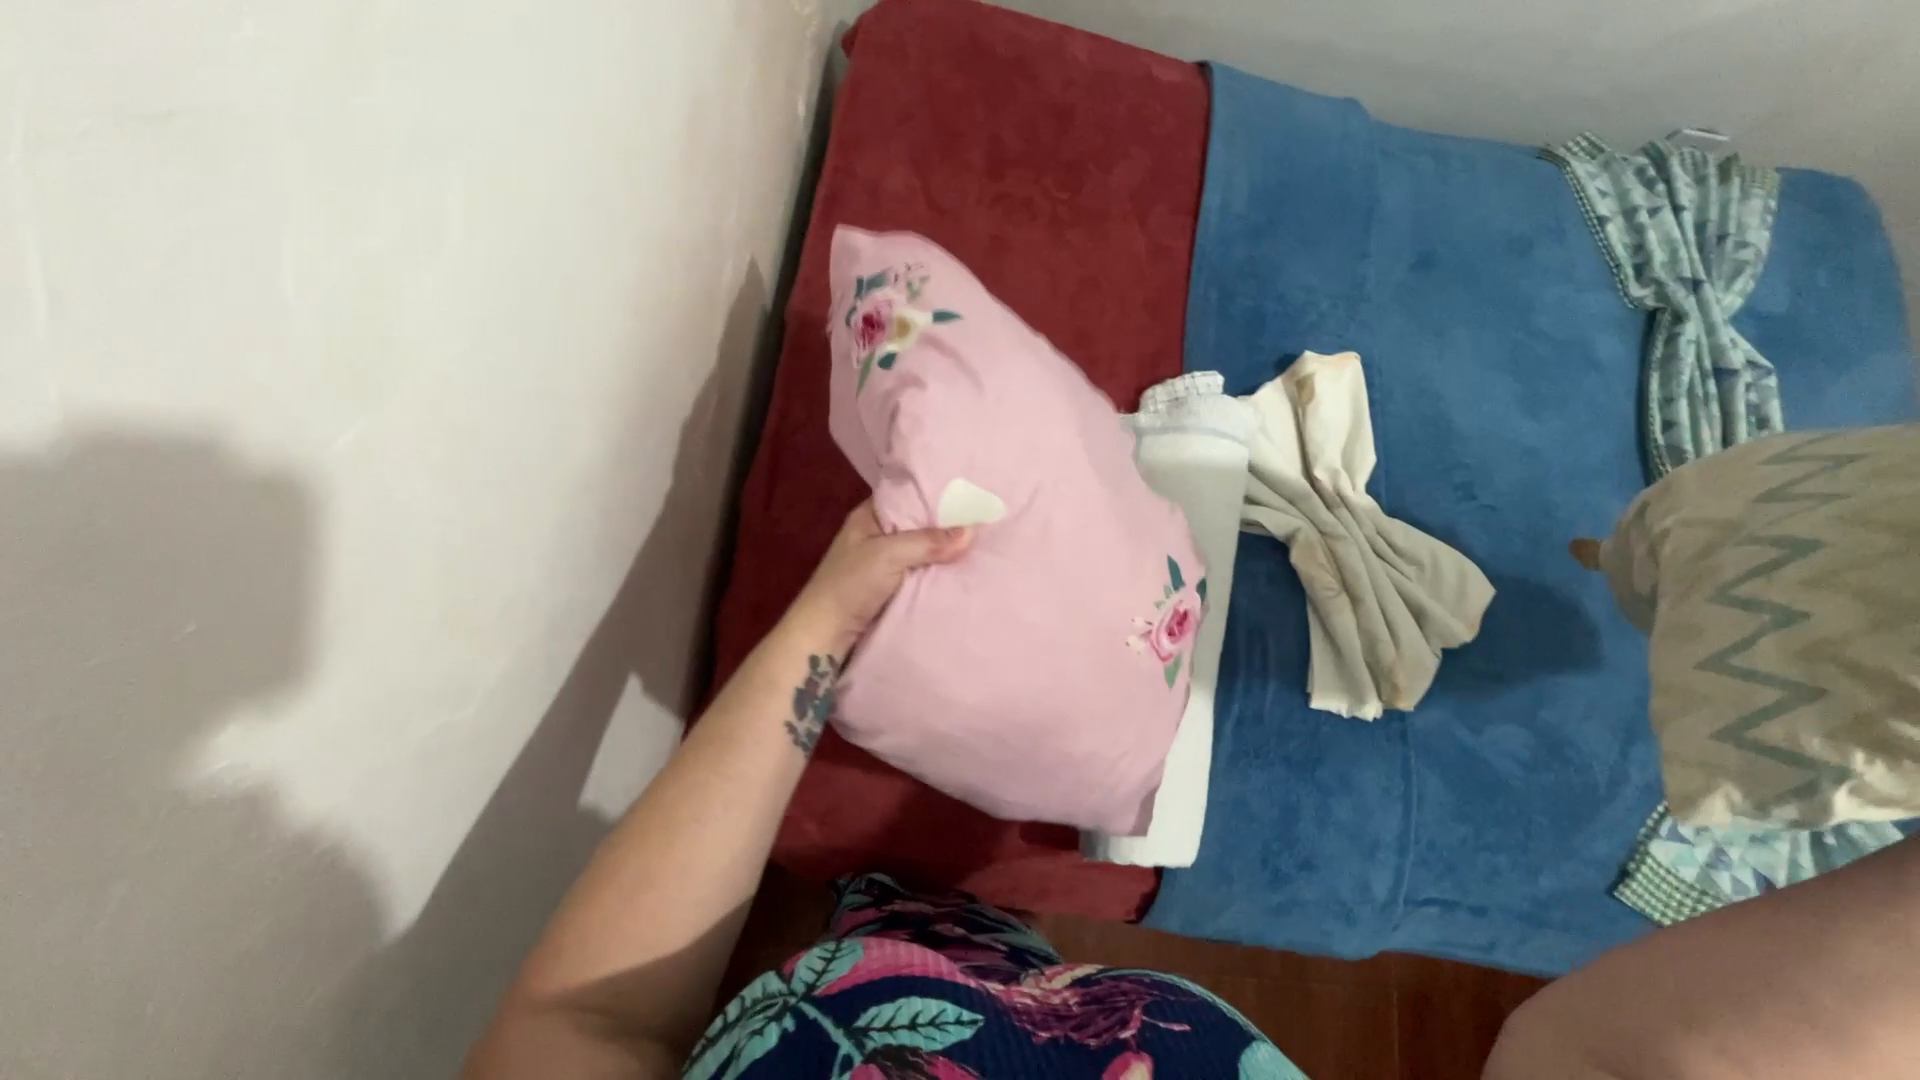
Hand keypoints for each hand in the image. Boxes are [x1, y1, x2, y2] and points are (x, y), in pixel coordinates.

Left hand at [786, 500, 972, 655]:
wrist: (825, 636)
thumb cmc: (849, 586)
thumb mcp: (888, 555)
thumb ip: (928, 541)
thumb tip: (973, 531)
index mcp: (869, 516)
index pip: (908, 495)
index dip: (936, 492)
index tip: (970, 490)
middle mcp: (878, 535)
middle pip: (919, 523)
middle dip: (947, 523)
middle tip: (985, 516)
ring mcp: (886, 563)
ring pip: (923, 550)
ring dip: (946, 550)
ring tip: (984, 540)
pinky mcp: (893, 588)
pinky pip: (923, 573)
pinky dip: (940, 572)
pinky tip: (965, 568)